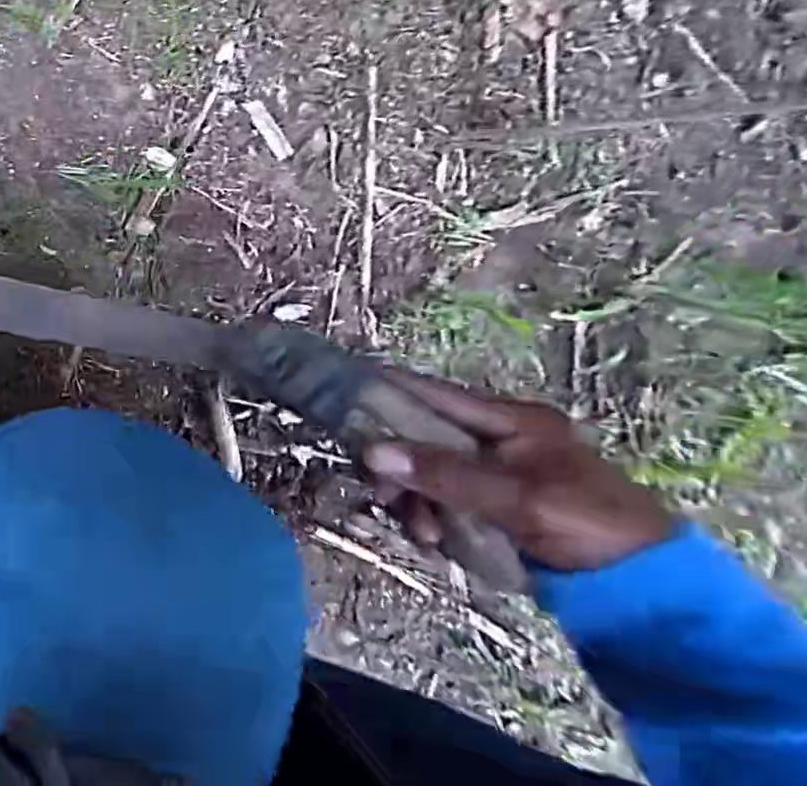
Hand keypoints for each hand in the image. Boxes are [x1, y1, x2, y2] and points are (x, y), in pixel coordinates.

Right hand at [362, 372, 673, 571]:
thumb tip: (371, 451)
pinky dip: (423, 512)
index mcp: (509, 419)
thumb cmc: (591, 530)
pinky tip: (432, 537)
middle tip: (383, 494)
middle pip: (414, 433)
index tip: (334, 395)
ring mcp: (486, 466)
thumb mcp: (519, 500)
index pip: (428, 392)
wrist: (650, 595)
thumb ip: (445, 474)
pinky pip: (432, 492)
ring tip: (421, 531)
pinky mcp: (482, 496)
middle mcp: (491, 435)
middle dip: (393, 464)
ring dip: (408, 496)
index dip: (381, 389)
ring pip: (417, 467)